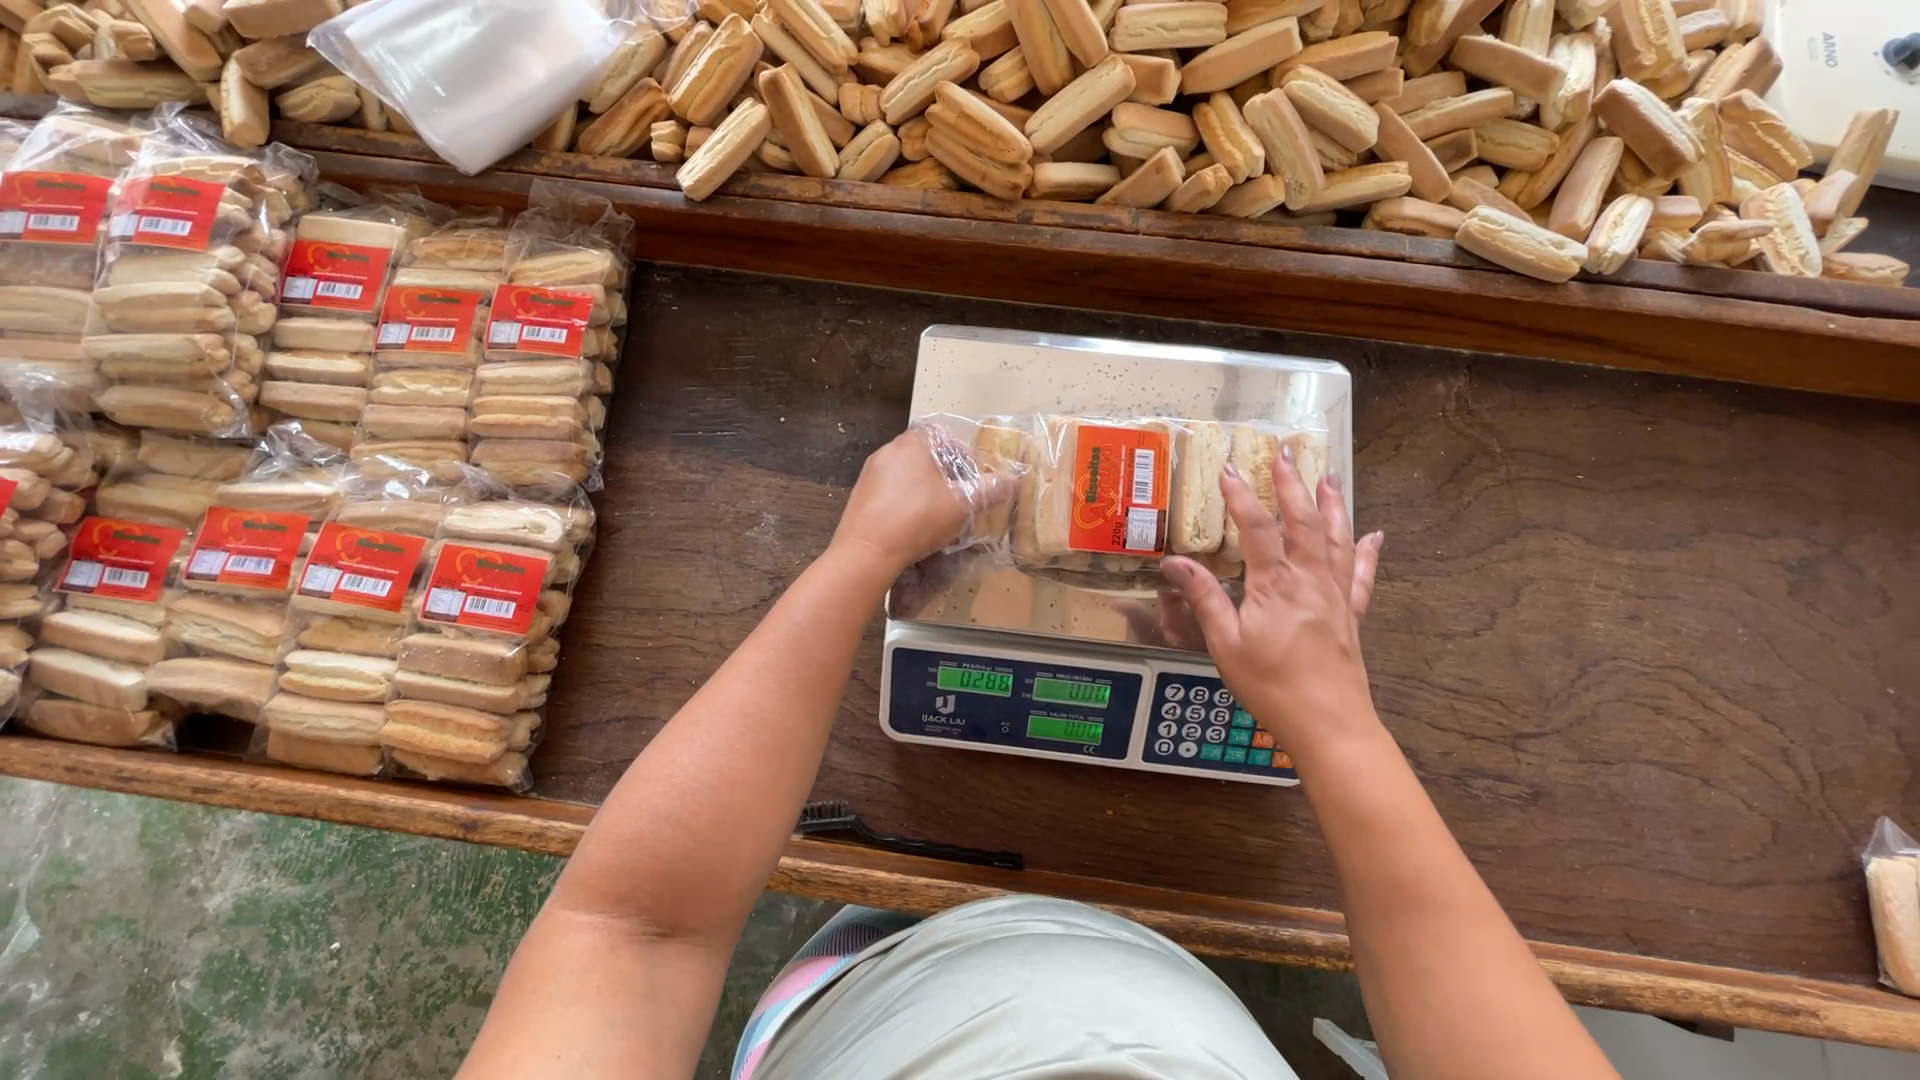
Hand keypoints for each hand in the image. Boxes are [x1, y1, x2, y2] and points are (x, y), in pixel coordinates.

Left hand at [831, 427, 1011, 575]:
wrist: (867, 552)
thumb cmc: (918, 519)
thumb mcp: (962, 505)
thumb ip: (989, 490)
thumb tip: (1013, 480)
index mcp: (912, 444)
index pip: (941, 435)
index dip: (960, 452)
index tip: (971, 475)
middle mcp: (888, 451)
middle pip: (923, 454)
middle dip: (943, 473)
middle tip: (959, 496)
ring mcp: (870, 474)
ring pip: (905, 474)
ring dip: (923, 489)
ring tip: (938, 513)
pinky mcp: (860, 496)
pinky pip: (889, 492)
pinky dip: (904, 502)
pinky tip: (912, 524)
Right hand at [1161, 451, 1383, 756]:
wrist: (1329, 723)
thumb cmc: (1271, 686)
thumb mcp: (1226, 645)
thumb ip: (1205, 599)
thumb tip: (1176, 563)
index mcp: (1275, 585)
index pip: (1256, 528)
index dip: (1241, 496)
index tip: (1229, 468)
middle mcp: (1310, 580)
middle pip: (1302, 522)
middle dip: (1292, 485)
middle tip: (1286, 453)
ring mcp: (1336, 595)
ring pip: (1336, 539)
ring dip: (1332, 505)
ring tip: (1329, 476)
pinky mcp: (1352, 614)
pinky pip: (1362, 576)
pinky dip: (1367, 553)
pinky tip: (1374, 535)